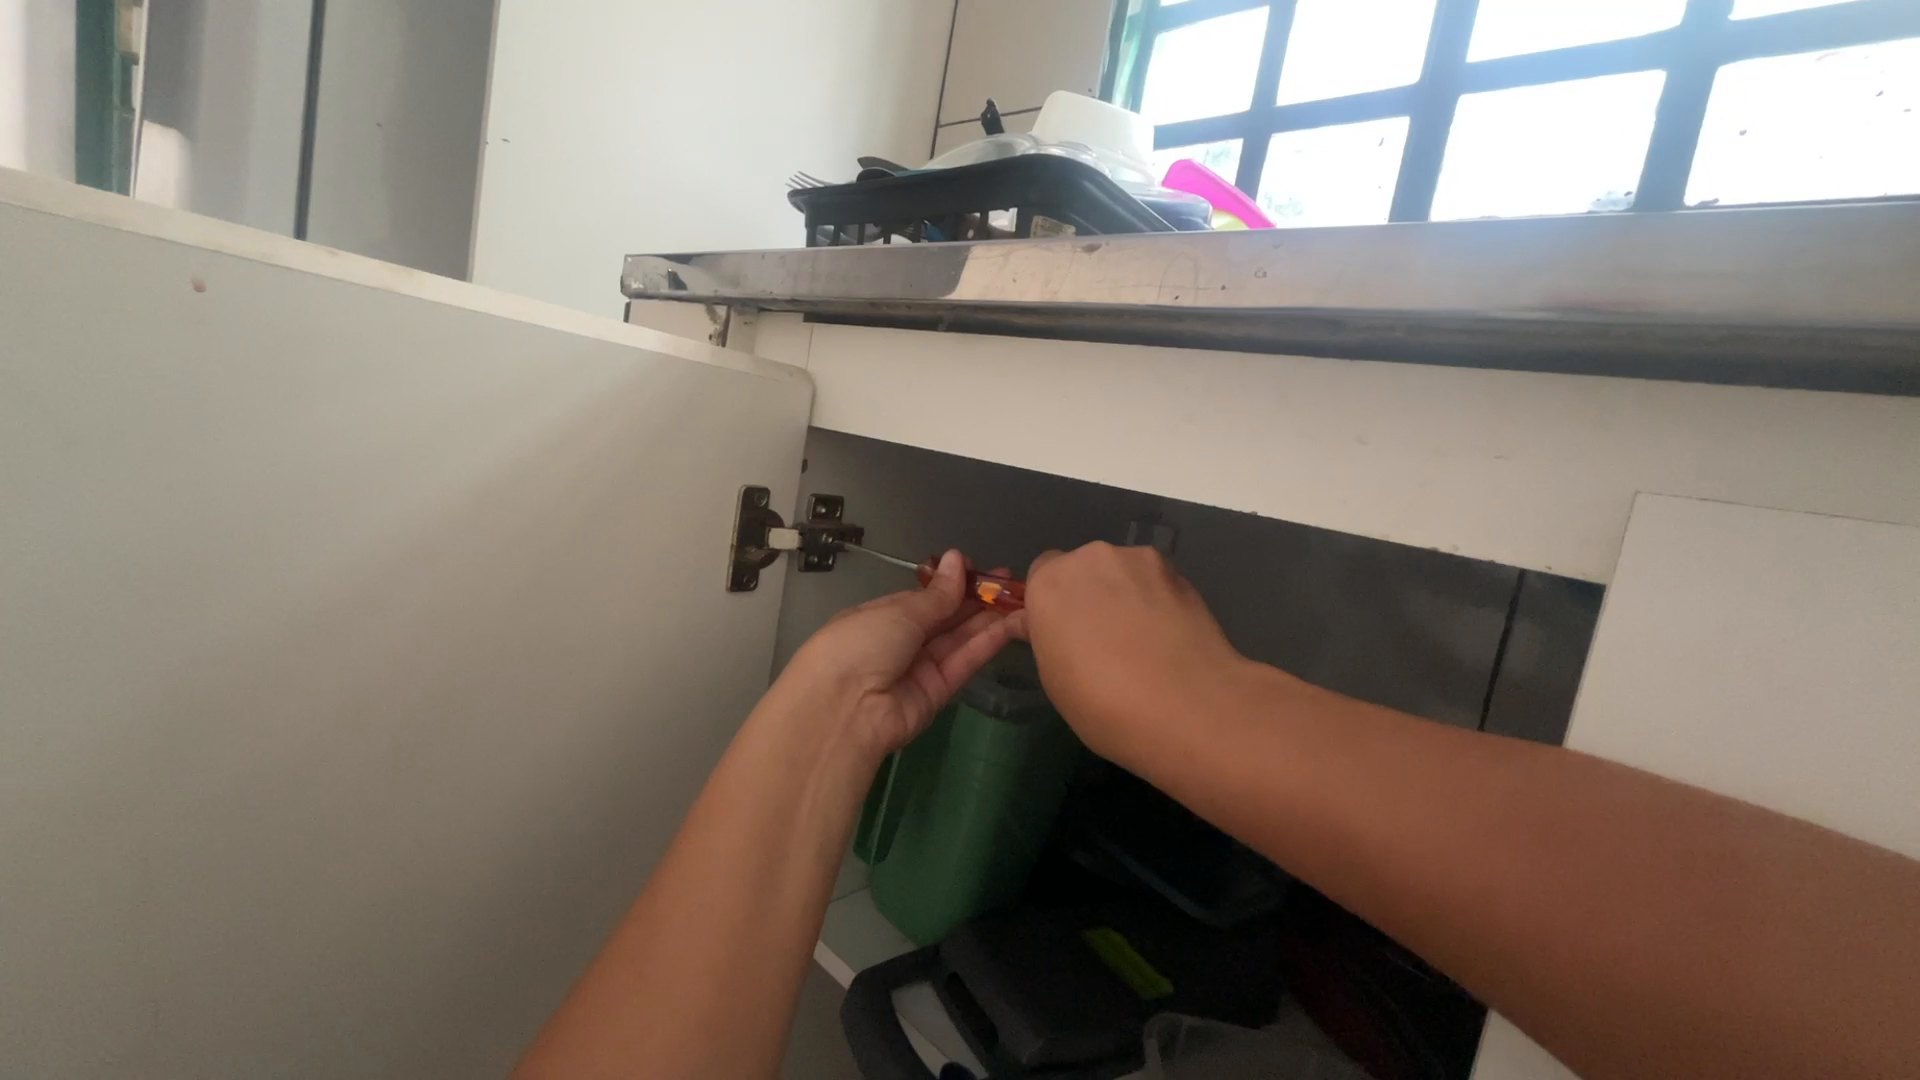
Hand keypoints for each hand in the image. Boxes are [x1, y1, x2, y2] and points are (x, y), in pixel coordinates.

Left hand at [777, 551, 1016, 762]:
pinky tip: (1012, 621)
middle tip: (1009, 580)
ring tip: (1019, 597)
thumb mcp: (898, 612)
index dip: (950, 582)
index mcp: (880, 616)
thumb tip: (956, 560)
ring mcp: (919, 669)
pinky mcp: (939, 693)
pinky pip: (964, 661)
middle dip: (975, 598)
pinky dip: (987, 642)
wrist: (845, 710)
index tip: (977, 566)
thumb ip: (936, 594)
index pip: (922, 598)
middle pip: (944, 618)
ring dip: (988, 618)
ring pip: (959, 639)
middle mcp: (900, 642)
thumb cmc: (860, 645)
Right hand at [1009, 542, 1248, 763]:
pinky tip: (1169, 634)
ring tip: (1143, 639)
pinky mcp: (1178, 571)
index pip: (1041, 574)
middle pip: (1083, 569)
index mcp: (1048, 584)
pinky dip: (1157, 599)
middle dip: (1090, 595)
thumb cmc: (1101, 703)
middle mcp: (1089, 559)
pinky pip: (1155, 580)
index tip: (1064, 632)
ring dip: (1125, 594)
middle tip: (1104, 640)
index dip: (1053, 604)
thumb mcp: (1054, 679)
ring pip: (1122, 572)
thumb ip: (1044, 637)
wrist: (1184, 706)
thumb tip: (1034, 623)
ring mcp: (1137, 560)